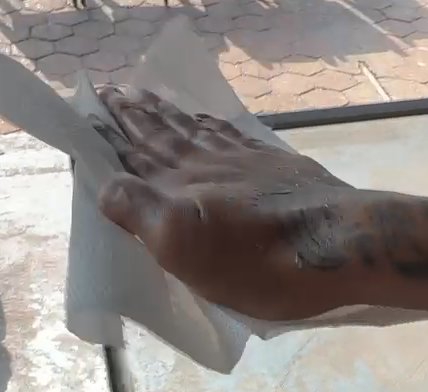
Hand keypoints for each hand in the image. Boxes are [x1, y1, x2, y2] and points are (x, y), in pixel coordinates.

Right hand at [93, 85, 370, 319]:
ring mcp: (245, 162)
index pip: (135, 155)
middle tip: (113, 92)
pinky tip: (208, 121)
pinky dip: (211, 124)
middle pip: (164, 135)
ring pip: (196, 130)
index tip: (90, 112)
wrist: (337, 246)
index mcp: (180, 187)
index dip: (111, 136)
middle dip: (134, 116)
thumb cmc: (257, 262)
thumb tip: (106, 185)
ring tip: (147, 97)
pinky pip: (232, 135)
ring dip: (167, 115)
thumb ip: (140, 212)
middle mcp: (208, 165)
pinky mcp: (277, 167)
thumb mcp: (184, 249)